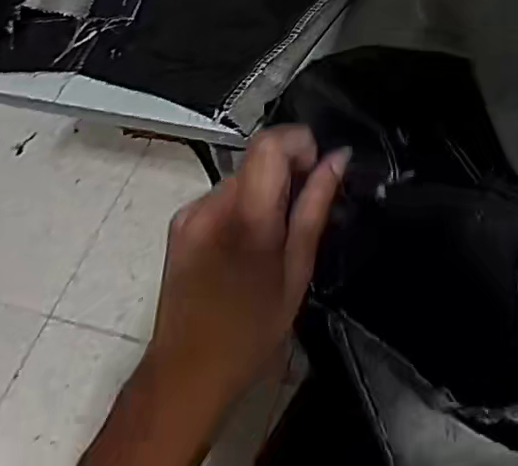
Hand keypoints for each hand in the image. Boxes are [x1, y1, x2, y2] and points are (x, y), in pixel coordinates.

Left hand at [83, 127, 346, 465]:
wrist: (185, 374)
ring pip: (245, 176)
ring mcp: (190, 214)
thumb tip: (337, 158)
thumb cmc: (252, 329)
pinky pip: (225, 194)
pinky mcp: (180, 224)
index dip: (300, 143)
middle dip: (289, 171)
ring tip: (277, 234)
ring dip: (267, 189)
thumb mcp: (298, 268)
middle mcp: (211, 206)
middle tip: (305, 209)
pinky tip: (249, 244)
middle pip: (259, 159)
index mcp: (246, 217)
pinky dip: (246, 204)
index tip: (316, 170)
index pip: (270, 143)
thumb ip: (316, 205)